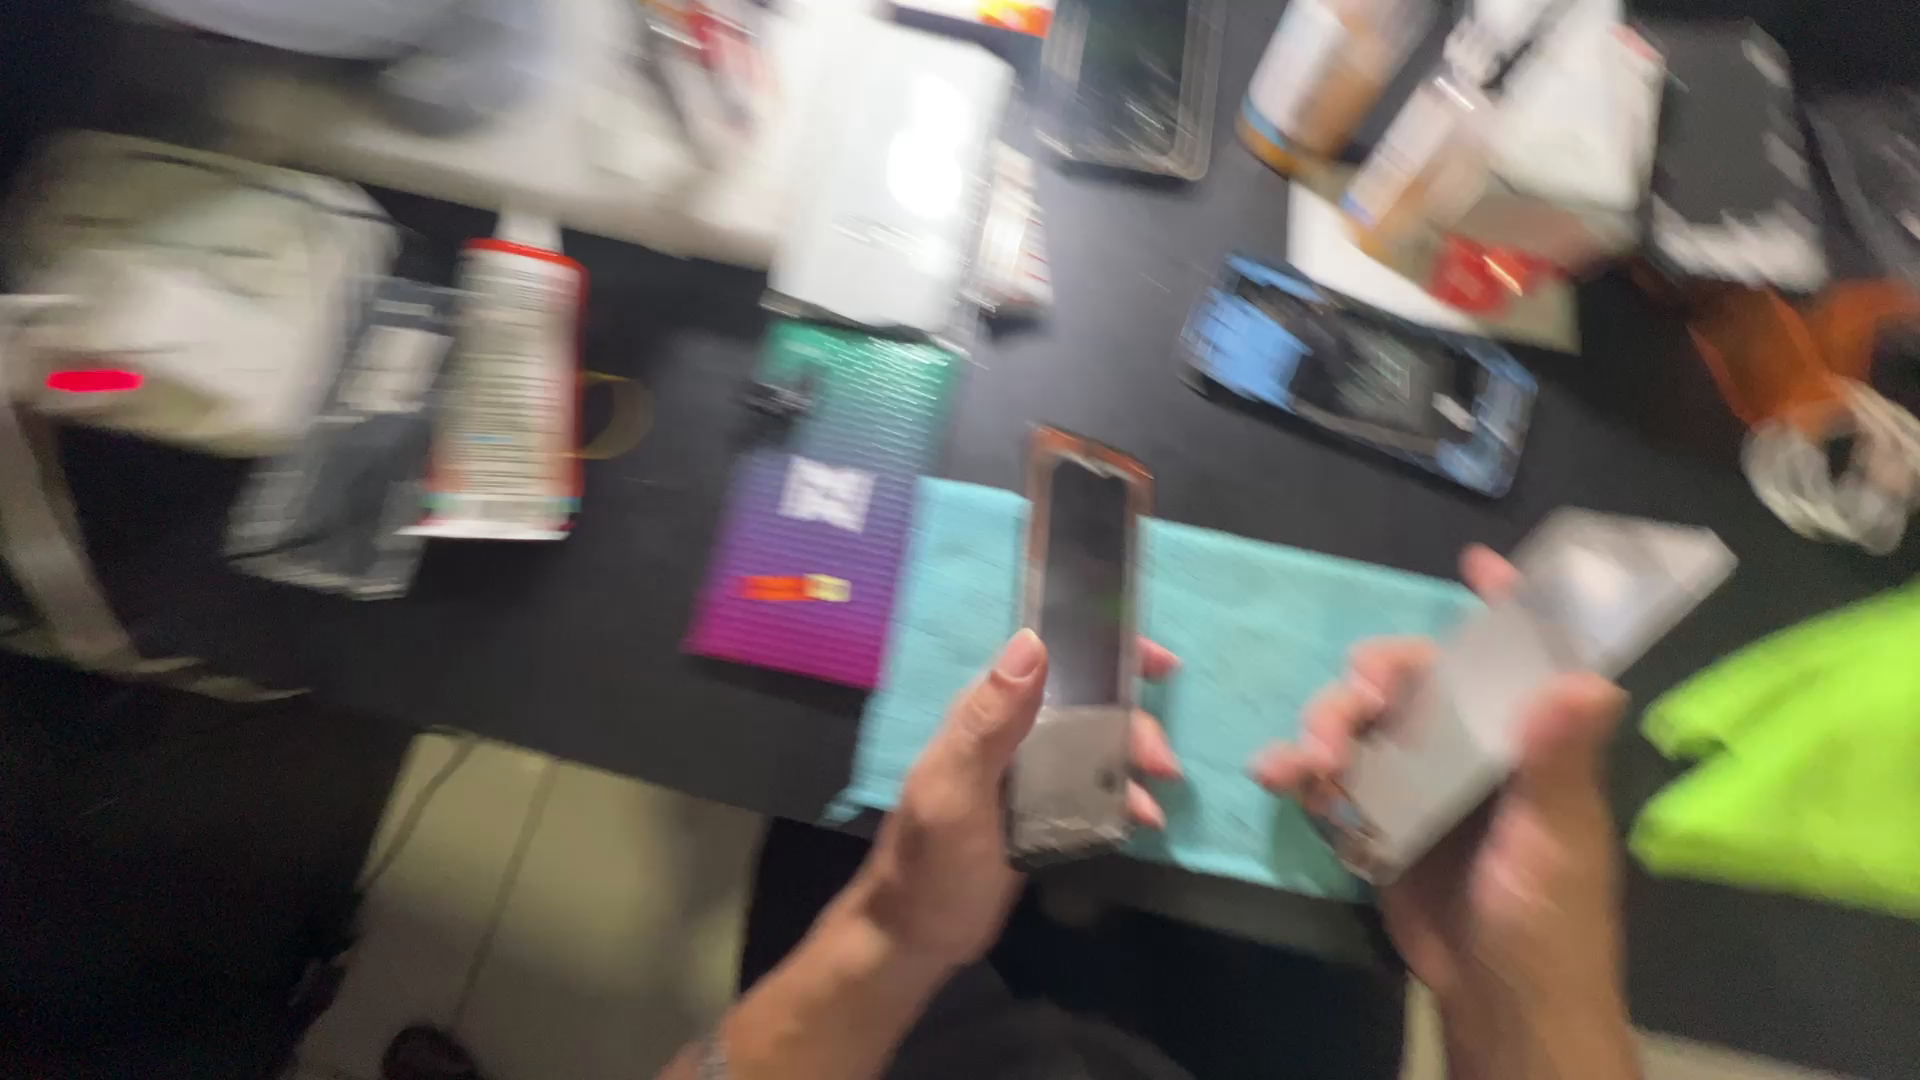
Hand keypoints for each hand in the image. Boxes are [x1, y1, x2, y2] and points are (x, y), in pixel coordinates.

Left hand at [846, 628, 1181, 970]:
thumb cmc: (931, 861)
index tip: (1157, 663)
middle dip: (1132, 724)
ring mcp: (1030, 771)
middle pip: (1087, 704)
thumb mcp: (956, 789)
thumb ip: (989, 720)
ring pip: (1097, 745)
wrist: (919, 935)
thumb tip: (1032, 640)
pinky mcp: (1045, 808)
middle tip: (1163, 764)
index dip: (1103, 650)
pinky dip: (1122, 797)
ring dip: (1133, 762)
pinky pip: (1094, 787)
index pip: (1048, 658)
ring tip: (1152, 804)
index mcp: (986, 712)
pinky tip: (1139, 822)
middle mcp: (1012, 731)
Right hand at [1250, 546, 1634, 1074]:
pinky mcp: (1372, 805)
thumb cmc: (1547, 920)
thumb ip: (1557, 764)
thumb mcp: (1558, 843)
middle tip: (1347, 713)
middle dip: (1366, 681)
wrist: (1491, 998)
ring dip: (1321, 726)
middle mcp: (1465, 744)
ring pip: (1355, 717)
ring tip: (1306, 765)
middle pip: (1407, 679)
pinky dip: (1299, 768)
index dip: (1505, 606)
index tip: (1476, 563)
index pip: (1518, 658)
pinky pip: (1327, 768)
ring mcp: (1413, 774)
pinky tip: (1278, 779)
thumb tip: (1586, 681)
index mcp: (1520, 741)